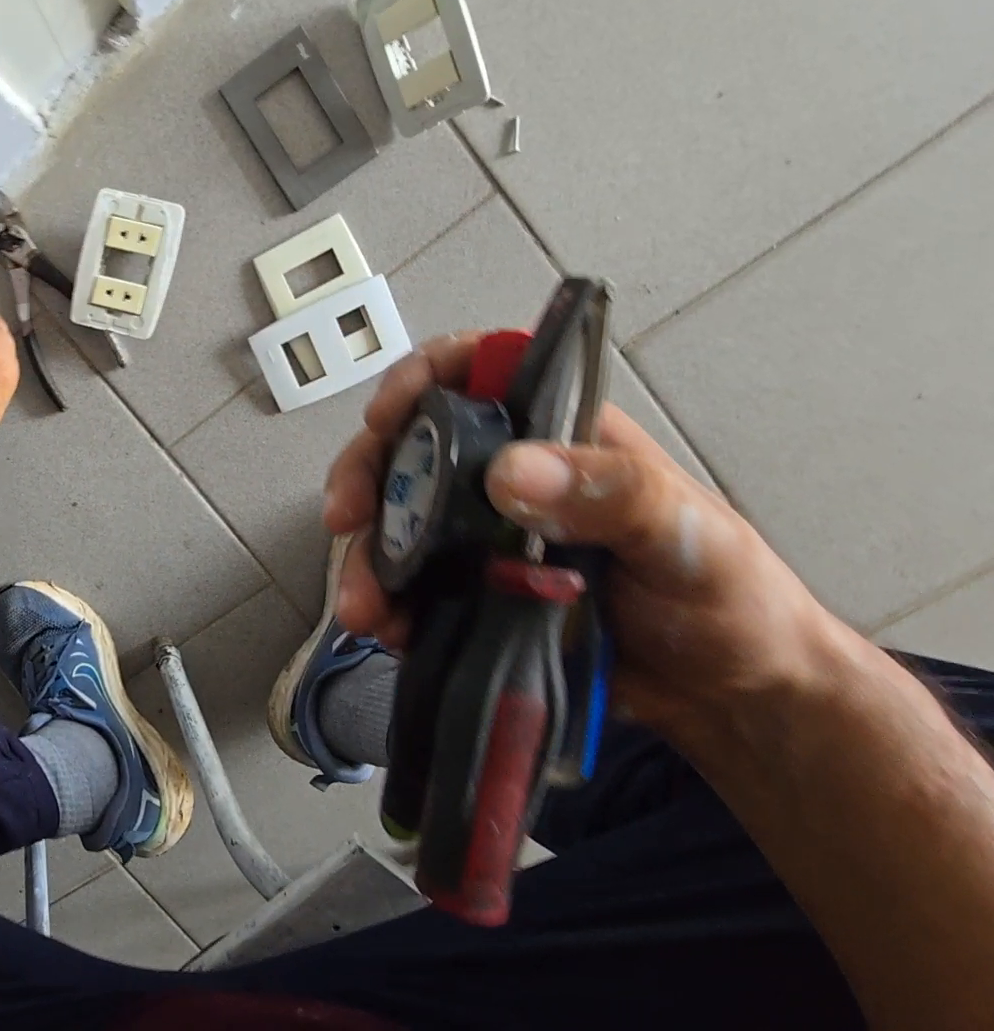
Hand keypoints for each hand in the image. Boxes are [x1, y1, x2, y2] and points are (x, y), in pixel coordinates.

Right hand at [323, 332, 840, 739]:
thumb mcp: (685, 536)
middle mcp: (503, 480)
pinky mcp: (464, 594)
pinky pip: (404, 588)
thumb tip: (510, 471)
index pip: (474, 374)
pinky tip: (388, 630)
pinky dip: (384, 607)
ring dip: (365, 561)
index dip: (419, 379)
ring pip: (394, 525)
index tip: (384, 416)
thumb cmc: (728, 600)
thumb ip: (612, 493)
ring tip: (364, 609)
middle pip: (408, 449)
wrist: (727, 696)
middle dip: (364, 477)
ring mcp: (477, 539)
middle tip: (343, 517)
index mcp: (557, 438)